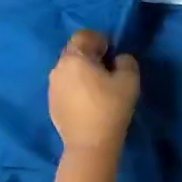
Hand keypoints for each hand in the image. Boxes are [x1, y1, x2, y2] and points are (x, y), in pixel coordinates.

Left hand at [48, 30, 138, 153]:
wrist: (90, 145)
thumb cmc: (110, 109)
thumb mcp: (129, 81)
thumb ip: (126, 61)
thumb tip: (118, 60)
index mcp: (74, 58)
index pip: (85, 36)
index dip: (100, 40)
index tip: (112, 54)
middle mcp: (58, 69)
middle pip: (74, 53)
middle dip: (91, 56)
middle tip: (108, 71)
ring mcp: (52, 88)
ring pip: (69, 71)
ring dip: (82, 73)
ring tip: (98, 89)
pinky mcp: (52, 104)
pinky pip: (65, 88)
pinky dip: (76, 89)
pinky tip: (88, 104)